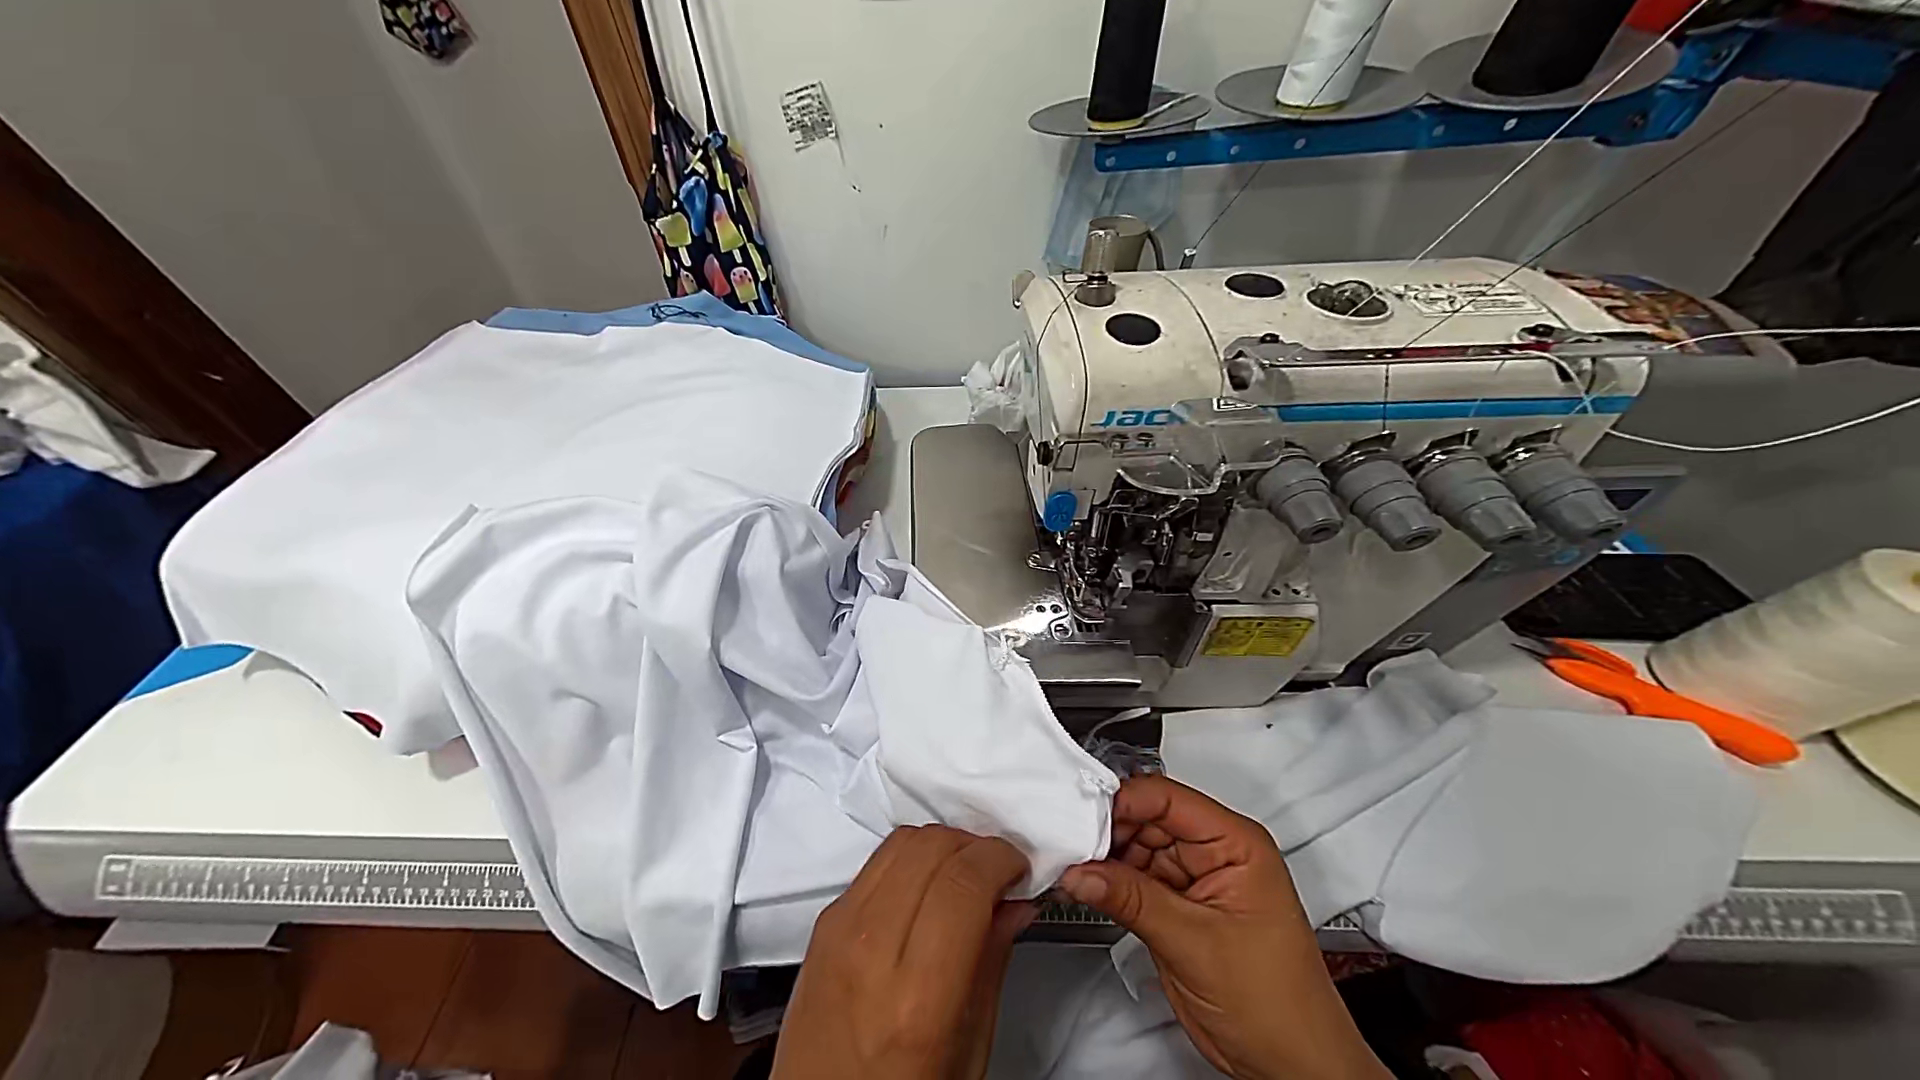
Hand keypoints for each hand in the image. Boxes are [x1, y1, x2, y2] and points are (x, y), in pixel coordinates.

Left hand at [773, 825, 1035, 1079]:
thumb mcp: (968, 1050)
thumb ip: (993, 964)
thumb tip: (1017, 902)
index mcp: (916, 997)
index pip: (964, 882)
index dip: (1001, 859)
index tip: (1020, 869)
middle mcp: (871, 950)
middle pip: (932, 846)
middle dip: (976, 846)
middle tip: (998, 872)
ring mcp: (840, 928)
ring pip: (904, 840)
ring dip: (944, 844)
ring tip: (965, 876)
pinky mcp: (823, 920)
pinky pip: (876, 859)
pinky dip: (912, 856)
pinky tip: (929, 883)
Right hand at [1059, 775, 1387, 1079]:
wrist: (1292, 1066)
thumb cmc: (1282, 1007)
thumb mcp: (1197, 944)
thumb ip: (1133, 900)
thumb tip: (1084, 870)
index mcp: (1236, 843)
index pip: (1168, 799)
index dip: (1124, 801)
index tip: (1084, 814)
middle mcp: (1214, 852)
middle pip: (1146, 818)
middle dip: (1107, 831)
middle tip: (1072, 846)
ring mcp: (1192, 878)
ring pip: (1134, 847)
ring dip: (1103, 857)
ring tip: (1074, 868)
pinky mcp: (1174, 904)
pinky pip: (1132, 878)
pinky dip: (1107, 882)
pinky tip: (1085, 886)